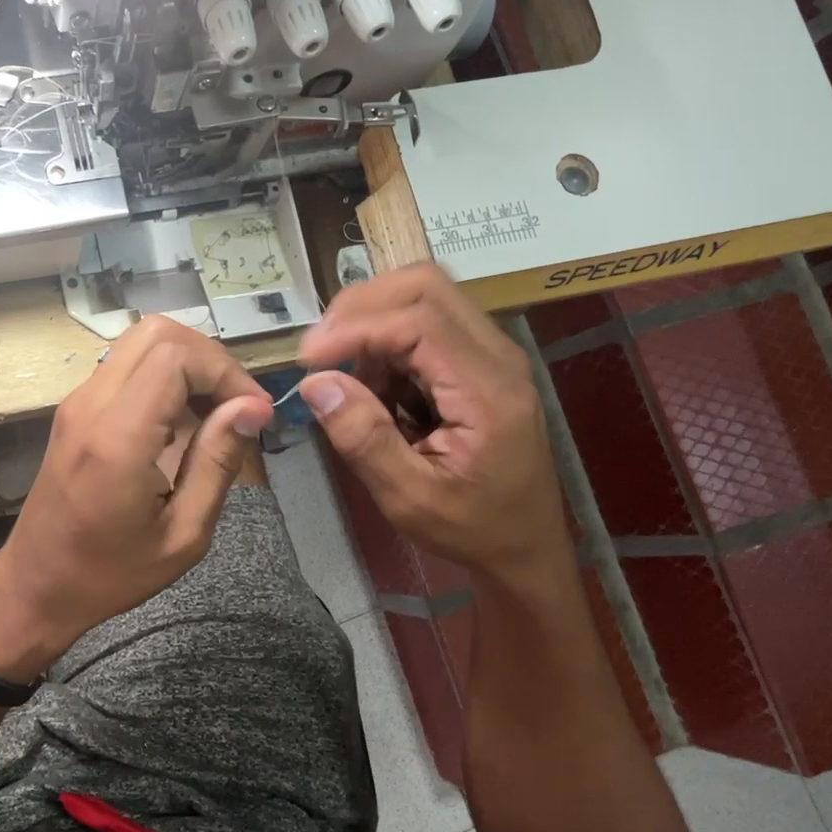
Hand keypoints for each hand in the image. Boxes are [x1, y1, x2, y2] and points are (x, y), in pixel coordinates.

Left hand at [0, 317, 273, 679]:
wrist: (36, 584)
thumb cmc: (110, 574)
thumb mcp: (182, 535)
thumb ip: (217, 463)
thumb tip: (252, 407)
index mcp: (116, 438)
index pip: (175, 356)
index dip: (225, 371)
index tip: (254, 412)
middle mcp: (90, 406)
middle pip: (157, 333)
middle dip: (208, 358)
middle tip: (235, 405)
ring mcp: (76, 402)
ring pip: (139, 341)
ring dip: (186, 363)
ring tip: (214, 411)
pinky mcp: (74, 409)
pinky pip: (125, 365)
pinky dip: (163, 375)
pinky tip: (182, 419)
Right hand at [296, 264, 566, 580]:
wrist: (525, 546)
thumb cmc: (472, 529)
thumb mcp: (410, 498)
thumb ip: (364, 439)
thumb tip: (315, 383)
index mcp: (488, 392)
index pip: (419, 322)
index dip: (356, 328)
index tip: (307, 359)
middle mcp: (497, 357)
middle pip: (425, 286)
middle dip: (361, 307)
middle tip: (321, 351)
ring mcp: (491, 354)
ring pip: (424, 296)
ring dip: (373, 323)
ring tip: (351, 379)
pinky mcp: (478, 360)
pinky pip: (426, 322)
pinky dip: (386, 341)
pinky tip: (376, 389)